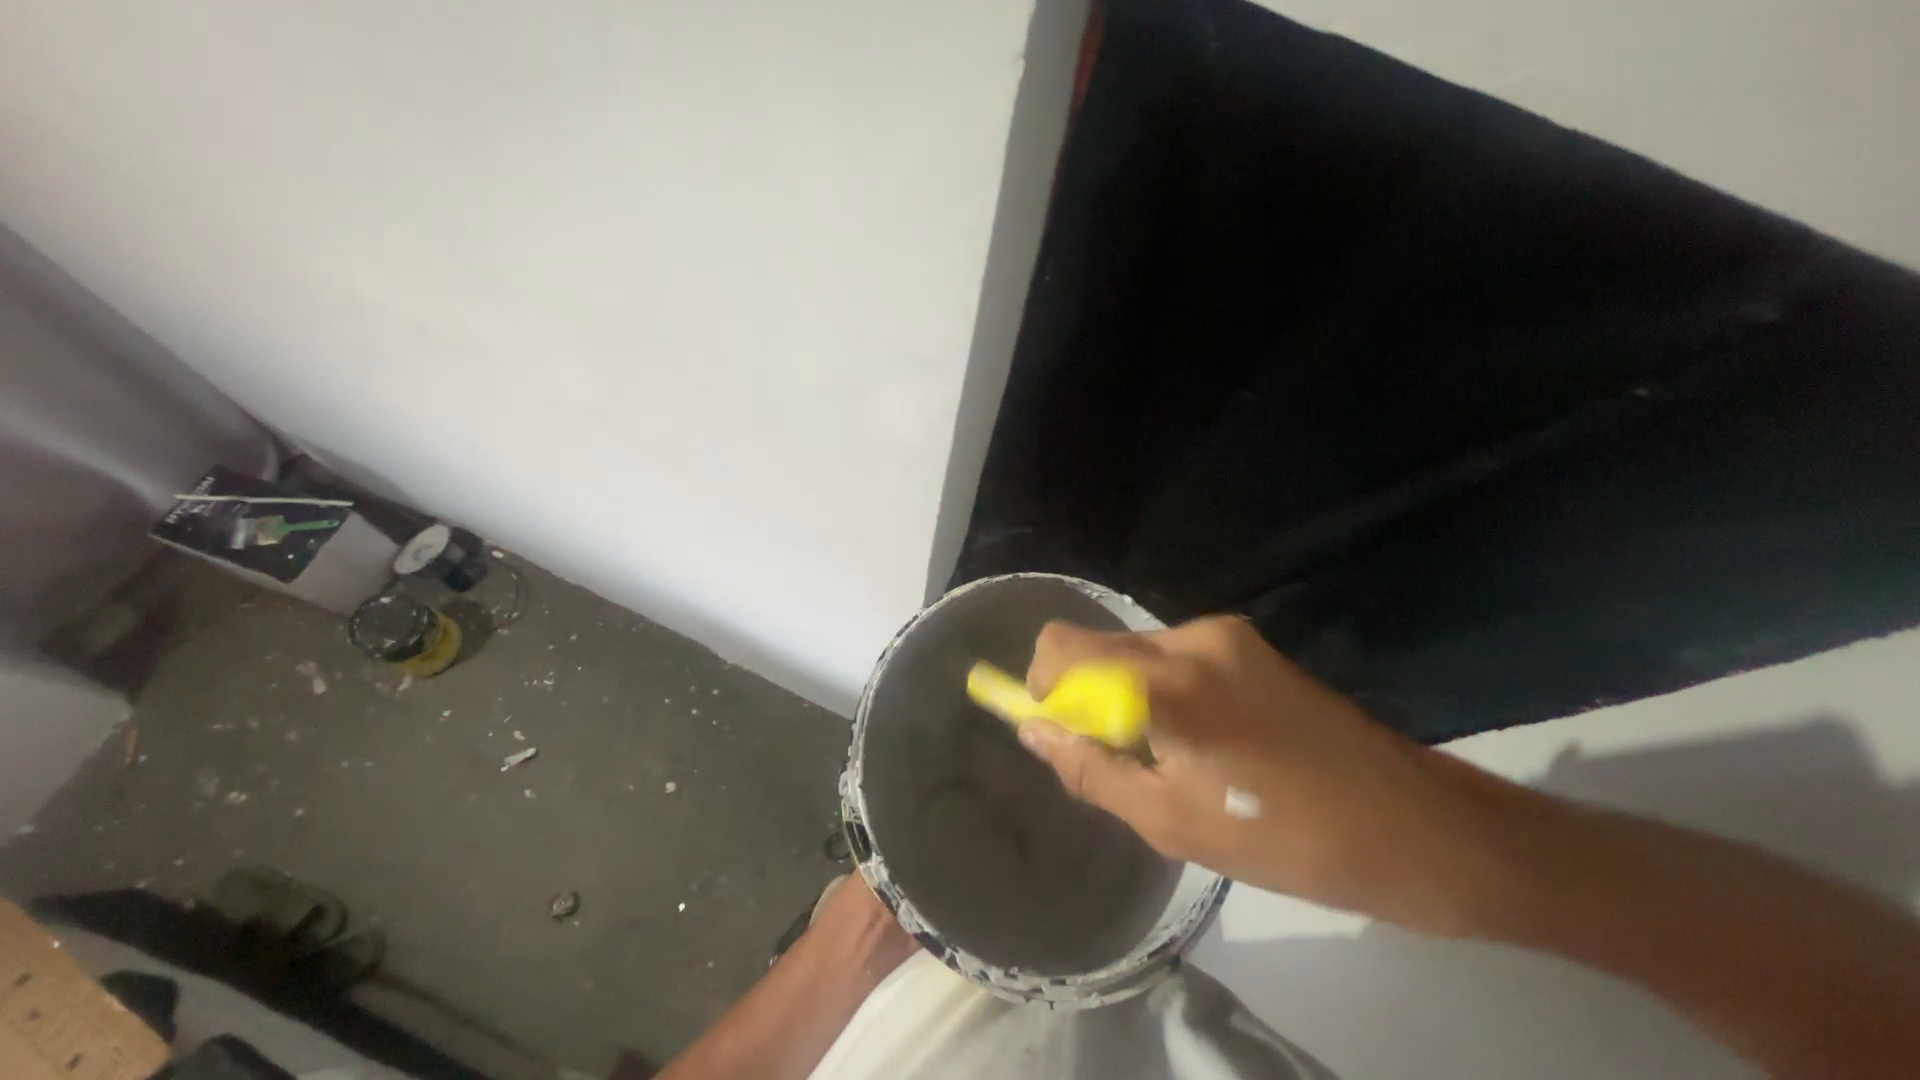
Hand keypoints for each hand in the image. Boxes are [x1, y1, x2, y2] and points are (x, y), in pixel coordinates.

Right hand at [1021, 616, 1524, 934]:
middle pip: (1099, 647)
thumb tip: (1034, 730)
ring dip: (1131, 700)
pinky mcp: (1255, 647)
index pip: (1063, 645)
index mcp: (1167, 681)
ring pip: (1139, 654)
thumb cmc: (1285, 837)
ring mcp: (1229, 637)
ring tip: (1178, 764)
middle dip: (1089, 700)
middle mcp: (1192, 638)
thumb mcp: (1171, 822)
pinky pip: (1179, 660)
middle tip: (1127, 765)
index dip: (1042, 686)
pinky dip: (1167, 695)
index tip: (1062, 735)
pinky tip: (1212, 747)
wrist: (1414, 827)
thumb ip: (1091, 769)